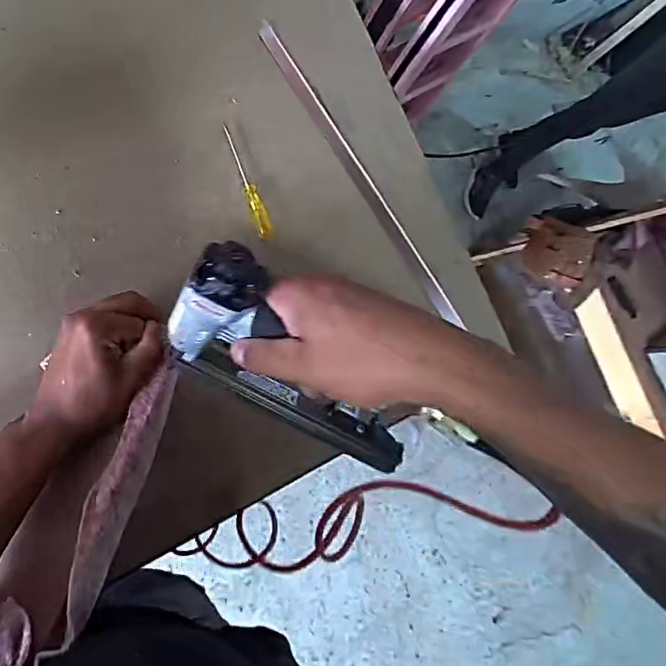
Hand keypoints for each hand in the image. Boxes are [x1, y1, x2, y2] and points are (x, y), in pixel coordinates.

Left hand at [28, 291, 166, 439]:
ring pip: (114, 309)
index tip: (156, 356)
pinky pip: (101, 318)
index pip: (140, 320)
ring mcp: (72, 322)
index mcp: (96, 324)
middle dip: (146, 319)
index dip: (152, 337)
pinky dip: (116, 328)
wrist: (54, 424)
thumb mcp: (132, 377)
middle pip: (126, 302)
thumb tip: (159, 330)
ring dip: (131, 323)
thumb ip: (152, 347)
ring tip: (137, 350)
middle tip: (157, 342)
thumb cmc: (94, 404)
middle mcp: (81, 315)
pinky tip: (118, 351)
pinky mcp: (68, 332)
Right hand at [231, 275, 501, 409]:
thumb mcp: (304, 368)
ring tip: (333, 381)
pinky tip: (355, 373)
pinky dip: (340, 350)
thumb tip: (237, 348)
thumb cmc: (363, 362)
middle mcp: (321, 284)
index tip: (257, 357)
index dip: (253, 332)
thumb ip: (264, 357)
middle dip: (290, 349)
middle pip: (286, 316)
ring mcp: (348, 293)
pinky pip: (339, 328)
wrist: (428, 359)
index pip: (256, 303)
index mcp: (297, 293)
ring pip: (314, 326)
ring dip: (316, 354)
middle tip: (301, 377)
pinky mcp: (369, 307)